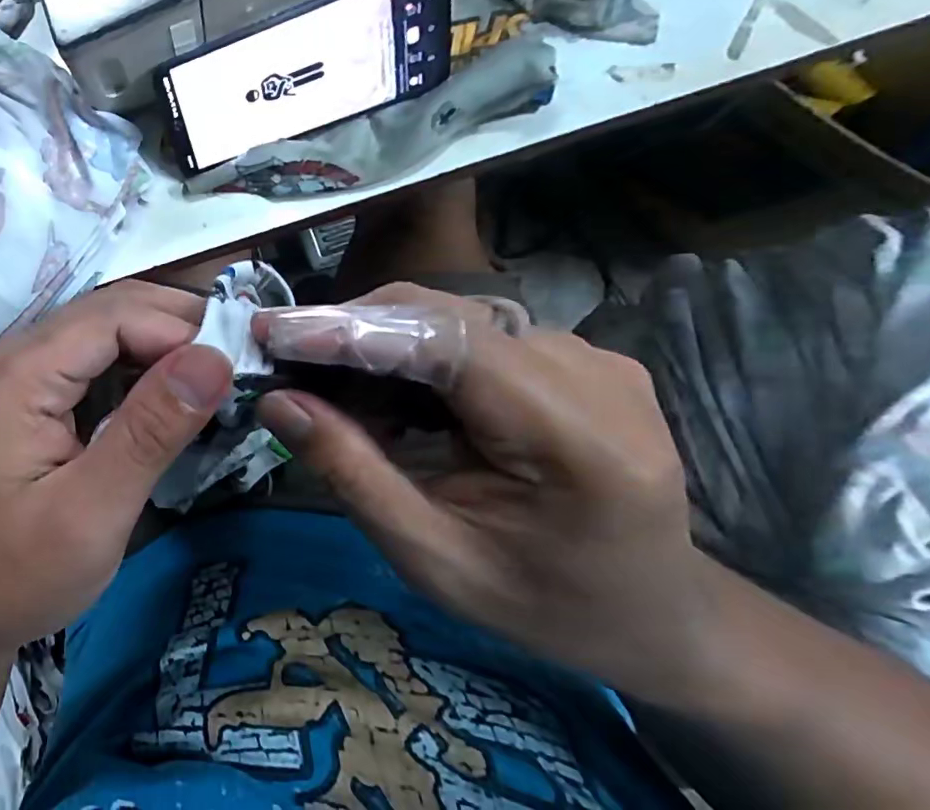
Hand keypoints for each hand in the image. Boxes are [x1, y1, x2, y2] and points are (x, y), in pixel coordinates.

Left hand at [0, 280, 233, 657]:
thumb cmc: (20, 575)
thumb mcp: (92, 513)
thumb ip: (151, 431)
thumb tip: (214, 358)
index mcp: (22, 376)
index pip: (113, 316)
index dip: (179, 328)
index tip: (237, 361)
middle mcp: (19, 357)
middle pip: (111, 309)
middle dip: (179, 324)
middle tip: (240, 358)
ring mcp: (26, 373)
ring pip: (108, 327)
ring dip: (166, 339)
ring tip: (220, 370)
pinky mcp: (38, 394)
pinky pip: (100, 357)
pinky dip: (145, 362)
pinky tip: (176, 388)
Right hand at [252, 283, 715, 700]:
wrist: (656, 614)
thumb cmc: (544, 604)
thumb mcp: (433, 559)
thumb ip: (353, 474)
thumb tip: (277, 401)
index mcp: (578, 438)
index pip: (448, 345)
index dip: (353, 330)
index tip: (273, 331)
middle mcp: (594, 373)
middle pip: (446, 316)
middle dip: (351, 329)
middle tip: (279, 354)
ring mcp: (592, 355)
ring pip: (453, 317)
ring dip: (378, 342)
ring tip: (325, 383)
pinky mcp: (577, 354)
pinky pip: (474, 332)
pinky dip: (414, 353)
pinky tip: (387, 393)